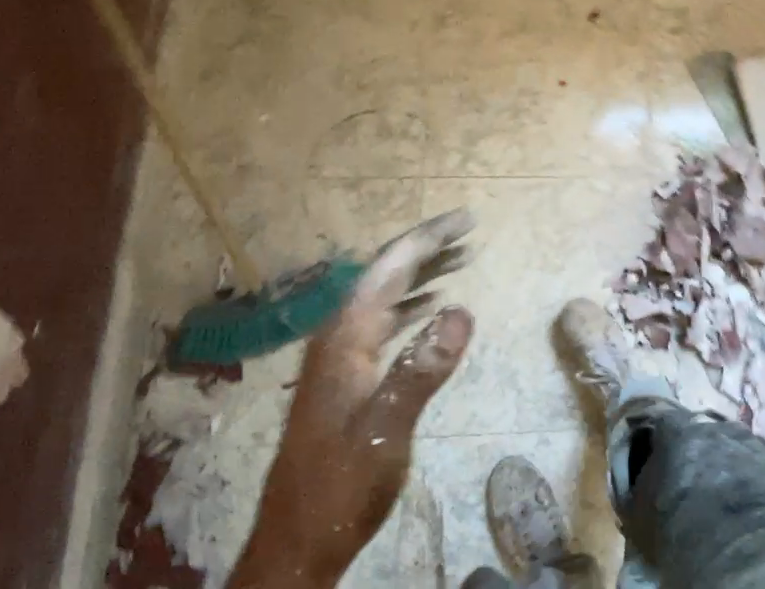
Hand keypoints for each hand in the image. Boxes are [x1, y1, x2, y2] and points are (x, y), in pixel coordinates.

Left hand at [228, 209, 475, 587]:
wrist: (295, 543)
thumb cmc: (340, 486)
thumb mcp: (386, 430)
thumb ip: (422, 370)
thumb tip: (461, 310)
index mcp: (344, 338)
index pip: (388, 269)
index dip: (426, 239)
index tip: (465, 220)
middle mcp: (338, 338)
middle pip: (385, 276)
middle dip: (426, 249)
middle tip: (469, 232)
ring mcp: (339, 359)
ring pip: (384, 299)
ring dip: (421, 276)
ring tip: (460, 260)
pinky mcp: (345, 381)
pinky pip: (383, 325)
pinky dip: (411, 309)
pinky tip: (431, 311)